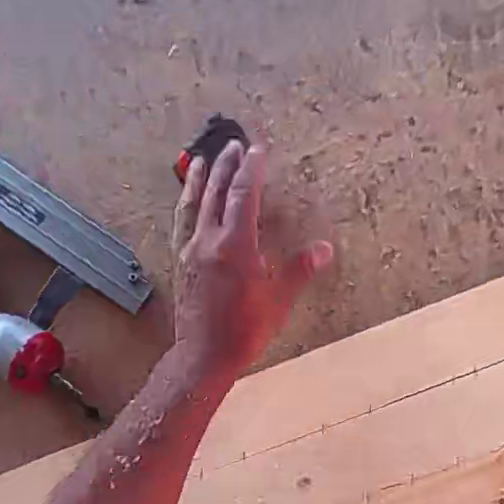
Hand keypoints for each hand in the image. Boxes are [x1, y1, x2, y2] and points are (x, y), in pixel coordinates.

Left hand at [172, 140, 332, 373]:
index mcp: (235, 245)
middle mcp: (208, 242)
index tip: (257, 150)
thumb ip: (298, 271)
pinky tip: (185, 206)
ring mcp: (190, 254)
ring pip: (192, 207)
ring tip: (200, 162)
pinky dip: (183, 210)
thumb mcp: (277, 302)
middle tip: (233, 146)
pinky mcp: (180, 267)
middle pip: (216, 193)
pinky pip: (180, 228)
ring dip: (198, 181)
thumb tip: (323, 250)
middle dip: (225, 166)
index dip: (252, 168)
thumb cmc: (241, 333)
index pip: (245, 194)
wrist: (203, 357)